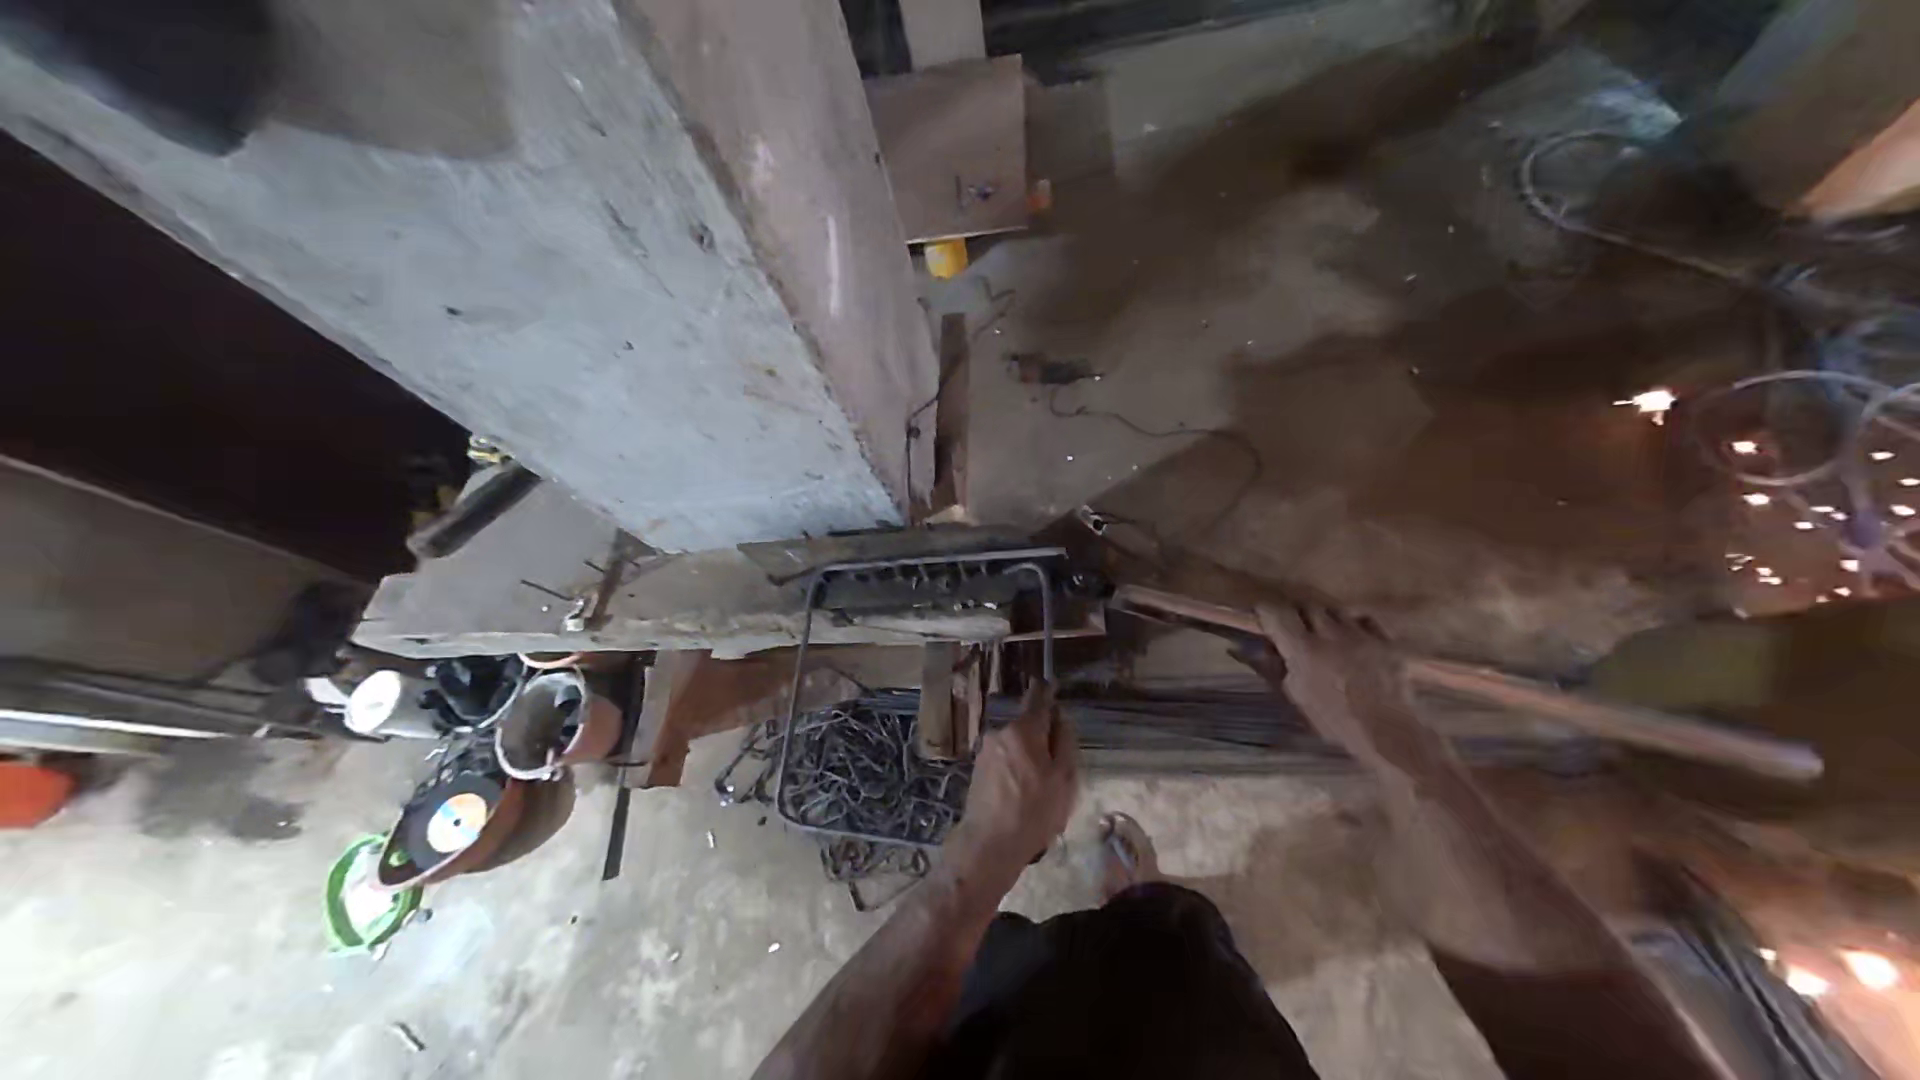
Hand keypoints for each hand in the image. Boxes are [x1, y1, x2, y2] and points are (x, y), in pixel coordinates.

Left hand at [944, 683, 1078, 887]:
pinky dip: (1015, 770)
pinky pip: (1004, 760)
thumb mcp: (1063, 778)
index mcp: (1023, 730)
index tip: (1054, 688)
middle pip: (1027, 726)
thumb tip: (1060, 718)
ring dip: (1028, 757)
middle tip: (1057, 767)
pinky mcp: (978, 769)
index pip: (1037, 698)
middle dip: (1042, 738)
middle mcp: (1000, 732)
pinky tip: (1022, 796)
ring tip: (1040, 790)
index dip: (1048, 692)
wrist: (989, 843)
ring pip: (1015, 745)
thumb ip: (1064, 742)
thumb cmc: (1033, 811)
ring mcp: (986, 751)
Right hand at [1245, 603, 1427, 765]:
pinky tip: (1353, 638)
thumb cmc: (1334, 721)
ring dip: (1325, 618)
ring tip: (1325, 633)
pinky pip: (1365, 620)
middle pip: (1306, 606)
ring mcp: (1361, 635)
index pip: (1276, 613)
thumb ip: (1269, 667)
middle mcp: (1330, 634)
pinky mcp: (1386, 641)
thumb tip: (1240, 647)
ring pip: (1336, 610)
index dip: (1266, 611)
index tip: (1263, 618)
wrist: (1389, 734)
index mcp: (1303, 649)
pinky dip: (1355, 624)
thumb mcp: (1294, 696)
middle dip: (1297, 614)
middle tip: (1294, 629)